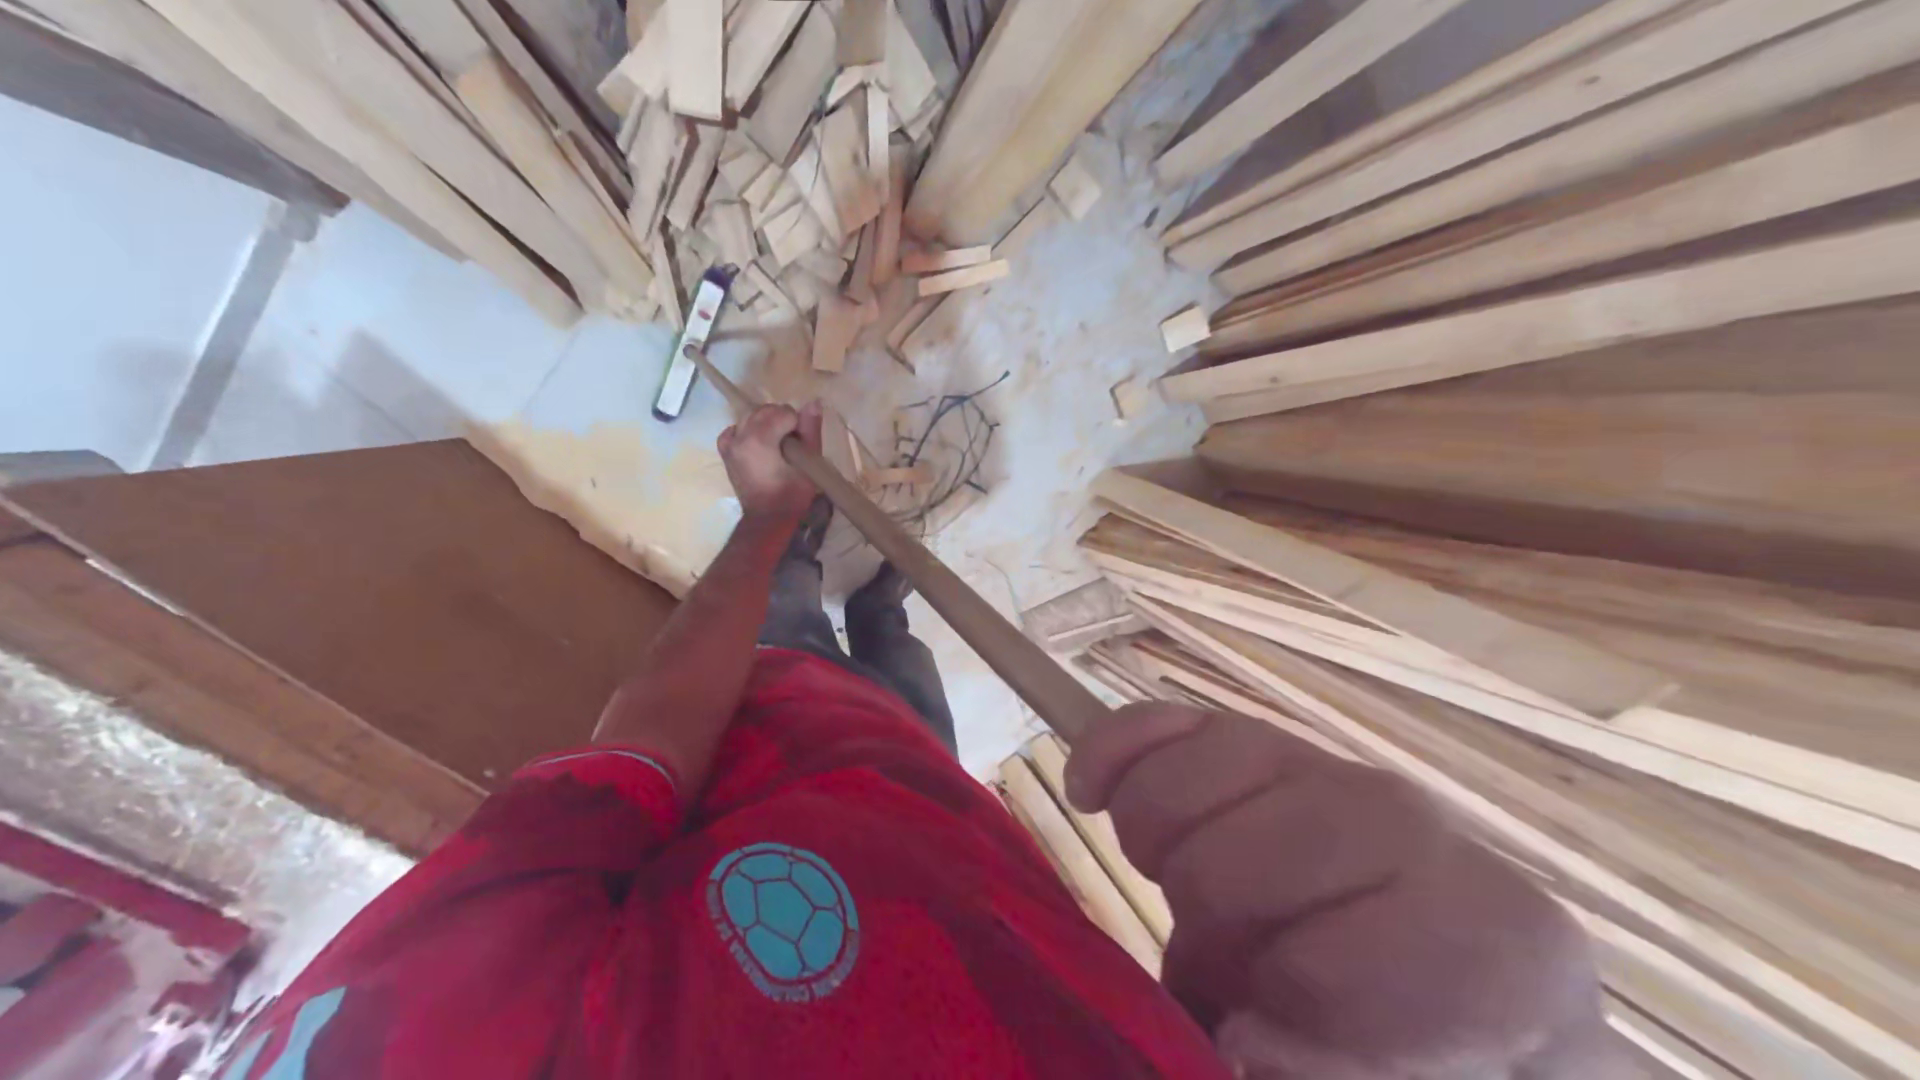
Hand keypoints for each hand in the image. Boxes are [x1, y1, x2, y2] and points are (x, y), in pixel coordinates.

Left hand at [718, 401, 823, 525]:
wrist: (767, 519)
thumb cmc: (792, 495)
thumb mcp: (808, 463)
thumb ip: (810, 430)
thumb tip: (814, 402)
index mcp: (760, 439)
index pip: (785, 412)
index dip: (798, 426)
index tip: (801, 445)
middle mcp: (740, 435)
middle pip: (766, 410)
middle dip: (782, 420)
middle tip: (791, 444)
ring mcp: (729, 442)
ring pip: (751, 416)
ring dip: (766, 424)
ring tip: (776, 445)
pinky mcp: (725, 450)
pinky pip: (736, 428)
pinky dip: (747, 431)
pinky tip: (758, 445)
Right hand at [1066, 702, 1618, 1077]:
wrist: (1413, 970)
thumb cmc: (1412, 1051)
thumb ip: (1325, 1075)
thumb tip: (1245, 1041)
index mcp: (1494, 943)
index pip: (1354, 965)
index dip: (1293, 1011)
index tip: (1256, 1040)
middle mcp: (1409, 825)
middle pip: (1240, 861)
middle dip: (1208, 925)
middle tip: (1222, 964)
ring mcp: (1319, 764)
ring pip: (1186, 778)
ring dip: (1154, 845)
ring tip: (1176, 889)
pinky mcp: (1250, 736)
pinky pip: (1155, 724)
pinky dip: (1109, 757)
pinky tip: (1090, 794)